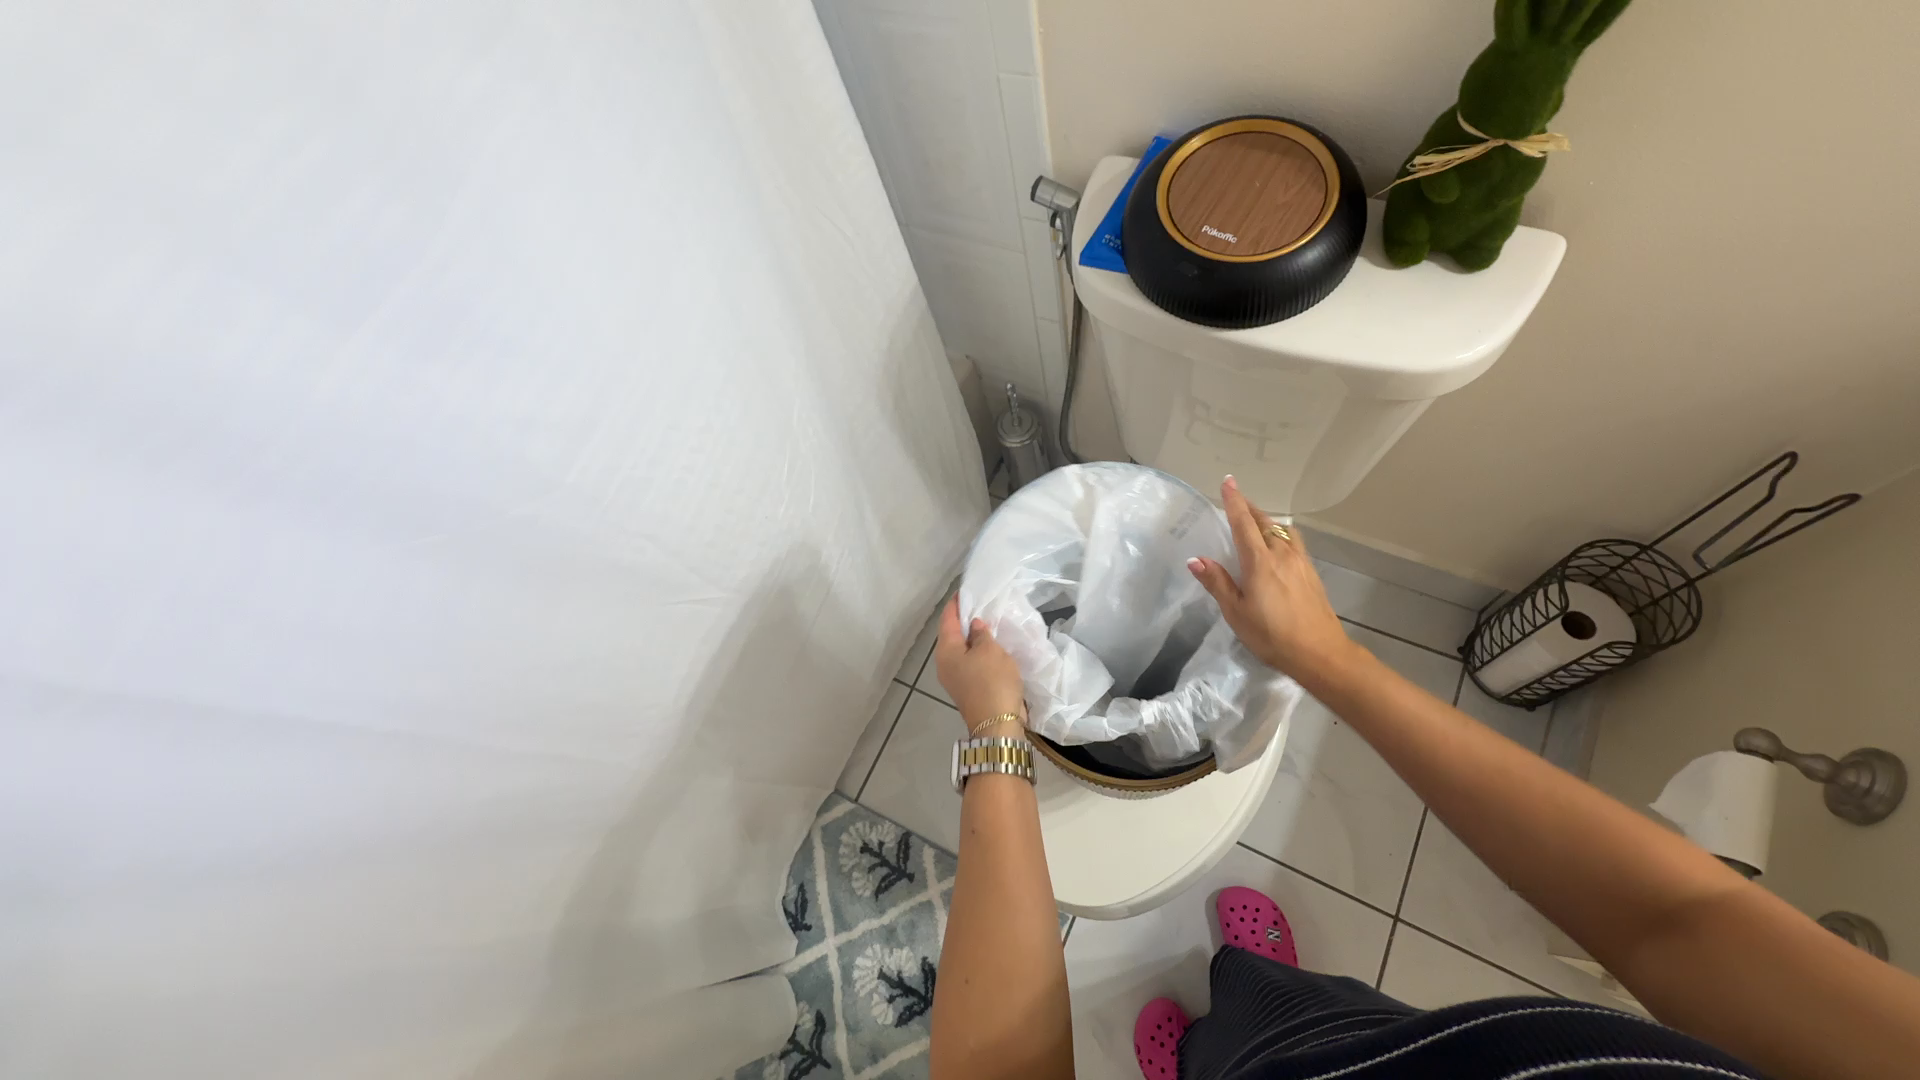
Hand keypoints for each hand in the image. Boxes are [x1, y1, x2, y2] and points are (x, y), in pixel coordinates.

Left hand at [933, 594, 1027, 736]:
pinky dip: (979, 652)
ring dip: (973, 637)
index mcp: (946, 651)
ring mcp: (955, 678)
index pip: (947, 619)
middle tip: (981, 604)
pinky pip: (971, 663)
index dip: (956, 604)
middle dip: (964, 620)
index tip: (965, 590)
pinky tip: (993, 647)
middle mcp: (945, 663)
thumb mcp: (990, 651)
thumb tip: (975, 625)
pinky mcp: (968, 688)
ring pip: (962, 650)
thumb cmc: (992, 682)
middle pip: (952, 635)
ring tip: (989, 622)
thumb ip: (981, 634)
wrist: (997, 725)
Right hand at [1186, 476, 1356, 682]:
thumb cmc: (1272, 635)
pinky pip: (1293, 542)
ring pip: (1282, 530)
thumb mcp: (1236, 612)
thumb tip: (1195, 559)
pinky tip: (1277, 545)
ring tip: (1255, 520)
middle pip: (1265, 522)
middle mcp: (1282, 554)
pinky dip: (1280, 534)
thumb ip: (1217, 582)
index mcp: (1260, 562)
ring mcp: (1300, 562)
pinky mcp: (1311, 573)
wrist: (1320, 653)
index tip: (1228, 482)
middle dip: (1249, 507)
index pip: (1243, 523)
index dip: (1234, 501)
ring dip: (1267, 519)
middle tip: (1235, 499)